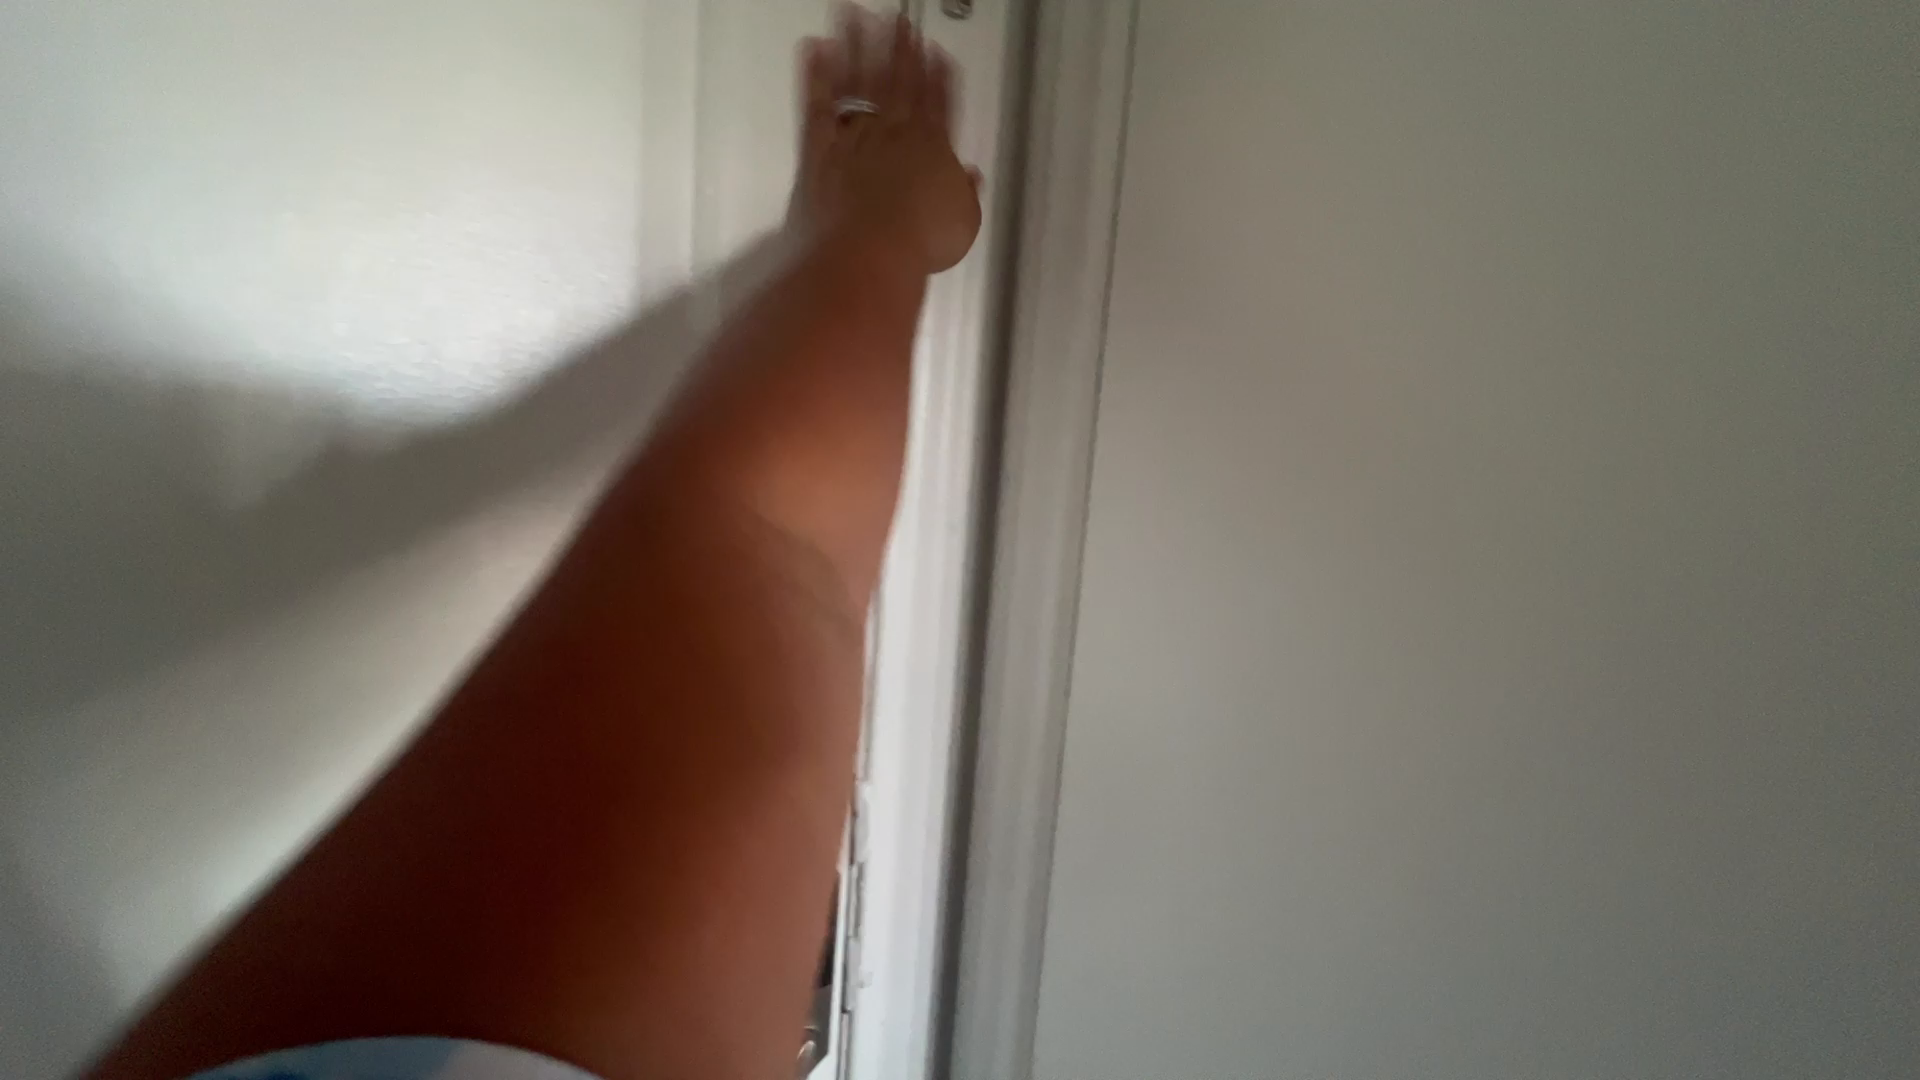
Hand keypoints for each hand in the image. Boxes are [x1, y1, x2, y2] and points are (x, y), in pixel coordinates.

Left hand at [790, 6, 983, 275]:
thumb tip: (969, 182)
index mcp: (933, 146)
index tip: (937, 54)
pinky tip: (815, 51)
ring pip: (860, 80)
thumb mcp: (962, 223)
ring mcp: (856, 136)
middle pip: (901, 81)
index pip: (939, 102)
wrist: (872, 252)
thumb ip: (964, 194)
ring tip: (856, 17)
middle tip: (900, 22)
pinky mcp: (820, 149)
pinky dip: (817, 76)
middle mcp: (895, 133)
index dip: (939, 76)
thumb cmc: (917, 242)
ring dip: (859, 46)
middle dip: (901, 48)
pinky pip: (819, 103)